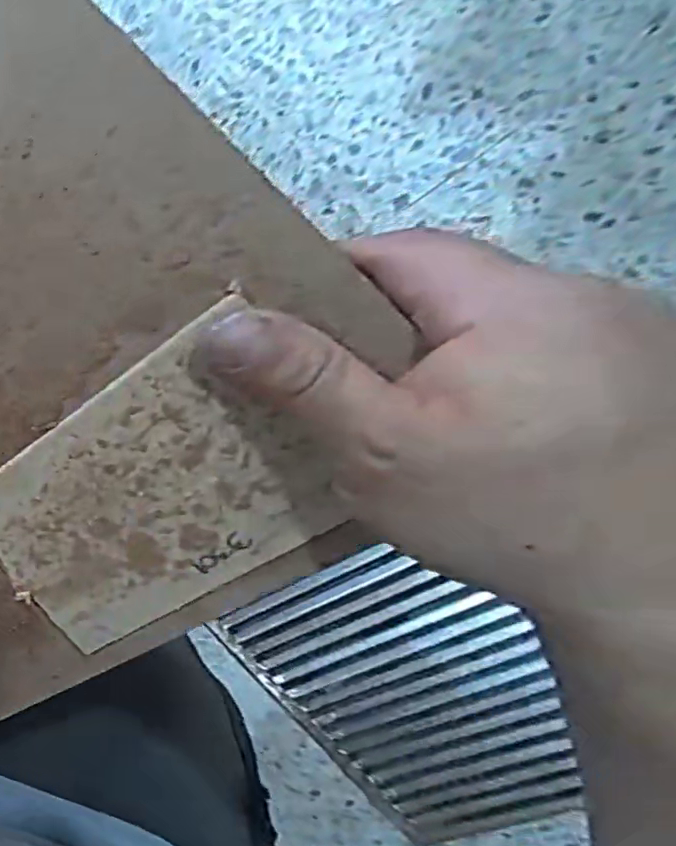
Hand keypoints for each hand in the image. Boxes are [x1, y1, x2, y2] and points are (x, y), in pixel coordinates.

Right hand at [195, 229, 675, 630]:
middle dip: (356, 325)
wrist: (658, 585)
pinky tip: (438, 432)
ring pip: (476, 327)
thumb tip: (223, 326)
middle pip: (438, 289)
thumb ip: (303, 377)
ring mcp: (616, 341)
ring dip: (408, 356)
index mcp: (514, 302)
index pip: (399, 251)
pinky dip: (457, 381)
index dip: (320, 273)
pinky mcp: (629, 383)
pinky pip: (516, 358)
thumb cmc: (501, 506)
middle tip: (292, 377)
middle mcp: (578, 301)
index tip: (260, 318)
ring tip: (359, 410)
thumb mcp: (377, 444)